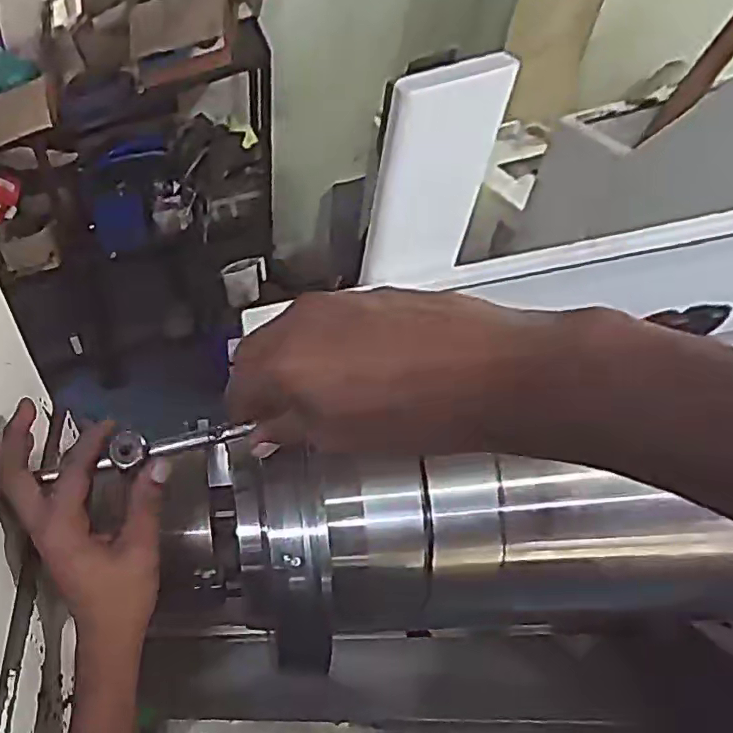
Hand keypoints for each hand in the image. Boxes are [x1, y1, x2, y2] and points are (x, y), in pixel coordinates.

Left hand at [0, 399, 166, 649]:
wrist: (106, 635)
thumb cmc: (120, 601)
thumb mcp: (138, 551)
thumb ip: (144, 505)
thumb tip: (156, 466)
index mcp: (61, 529)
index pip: (71, 473)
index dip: (91, 444)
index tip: (109, 426)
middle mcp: (42, 528)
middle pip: (13, 476)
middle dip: (16, 438)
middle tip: (27, 409)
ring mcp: (41, 534)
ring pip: (15, 486)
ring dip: (17, 452)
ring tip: (27, 424)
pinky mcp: (49, 538)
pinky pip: (30, 496)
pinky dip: (31, 470)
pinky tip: (48, 458)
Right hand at [225, 289, 614, 457]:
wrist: (496, 374)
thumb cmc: (425, 408)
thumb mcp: (338, 437)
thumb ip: (288, 430)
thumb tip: (267, 432)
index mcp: (283, 361)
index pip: (236, 389)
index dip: (242, 415)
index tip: (253, 428)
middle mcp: (301, 322)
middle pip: (253, 354)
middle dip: (258, 384)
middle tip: (277, 414)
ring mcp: (336, 303)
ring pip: (289, 334)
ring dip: (290, 363)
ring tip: (320, 395)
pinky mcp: (369, 295)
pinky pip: (325, 321)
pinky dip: (322, 346)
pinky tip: (352, 371)